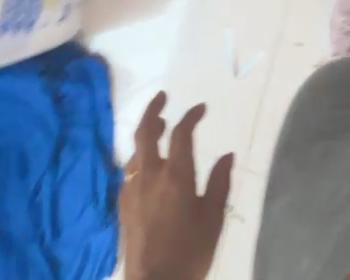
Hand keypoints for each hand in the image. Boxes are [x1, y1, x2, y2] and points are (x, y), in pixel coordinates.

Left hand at [121, 93, 234, 279]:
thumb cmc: (190, 252)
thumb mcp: (213, 218)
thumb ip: (219, 183)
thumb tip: (227, 154)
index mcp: (176, 175)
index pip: (182, 133)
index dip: (191, 115)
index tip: (201, 108)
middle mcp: (150, 176)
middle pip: (145, 132)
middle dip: (154, 110)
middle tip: (163, 97)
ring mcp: (132, 191)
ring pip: (134, 152)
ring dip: (145, 135)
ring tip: (157, 129)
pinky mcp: (122, 207)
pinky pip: (129, 173)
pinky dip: (139, 160)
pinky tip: (146, 168)